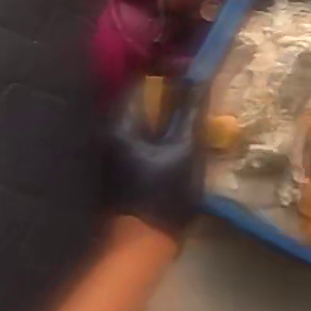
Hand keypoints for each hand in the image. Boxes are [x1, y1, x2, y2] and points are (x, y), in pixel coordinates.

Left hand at [102, 79, 204, 237]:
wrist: (143, 242)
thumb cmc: (164, 191)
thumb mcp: (186, 145)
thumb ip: (191, 108)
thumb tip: (199, 75)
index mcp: (122, 124)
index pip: (142, 82)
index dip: (168, 71)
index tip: (192, 68)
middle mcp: (111, 132)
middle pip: (142, 97)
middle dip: (169, 88)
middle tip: (198, 85)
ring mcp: (115, 149)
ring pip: (144, 114)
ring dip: (167, 106)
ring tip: (194, 104)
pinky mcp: (124, 162)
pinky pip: (144, 130)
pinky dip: (162, 123)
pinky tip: (182, 128)